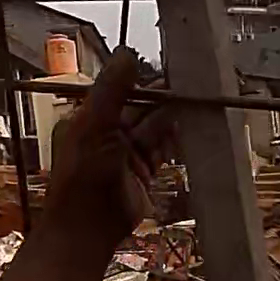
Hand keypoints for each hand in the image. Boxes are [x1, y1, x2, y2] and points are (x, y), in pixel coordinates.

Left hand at [41, 49, 173, 250]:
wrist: (88, 227)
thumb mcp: (93, 125)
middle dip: (163, 98)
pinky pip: (163, 150)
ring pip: (155, 128)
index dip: (142, 80)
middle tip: (190, 82)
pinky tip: (191, 127)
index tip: (167, 67)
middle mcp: (109, 134)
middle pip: (141, 108)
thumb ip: (112, 91)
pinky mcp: (145, 173)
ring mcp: (128, 154)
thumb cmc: (82, 175)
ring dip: (172, 117)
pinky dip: (175, 140)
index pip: (120, 92)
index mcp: (90, 119)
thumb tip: (127, 53)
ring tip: (196, 101)